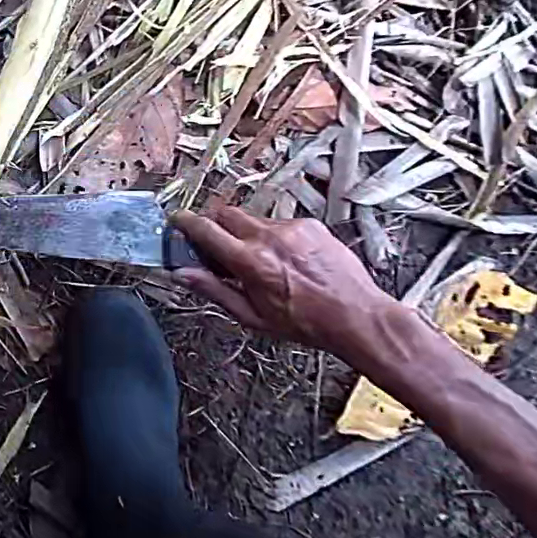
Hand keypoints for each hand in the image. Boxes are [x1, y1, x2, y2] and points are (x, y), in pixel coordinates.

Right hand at [170, 207, 405, 358]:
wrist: (359, 317)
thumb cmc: (307, 324)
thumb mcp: (252, 316)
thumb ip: (213, 290)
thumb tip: (183, 274)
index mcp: (250, 262)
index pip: (205, 229)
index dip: (185, 222)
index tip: (178, 220)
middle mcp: (269, 238)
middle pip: (225, 214)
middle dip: (215, 225)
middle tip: (215, 243)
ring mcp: (291, 228)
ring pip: (252, 219)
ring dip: (245, 233)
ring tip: (259, 259)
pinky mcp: (310, 225)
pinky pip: (279, 223)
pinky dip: (273, 236)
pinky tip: (285, 258)